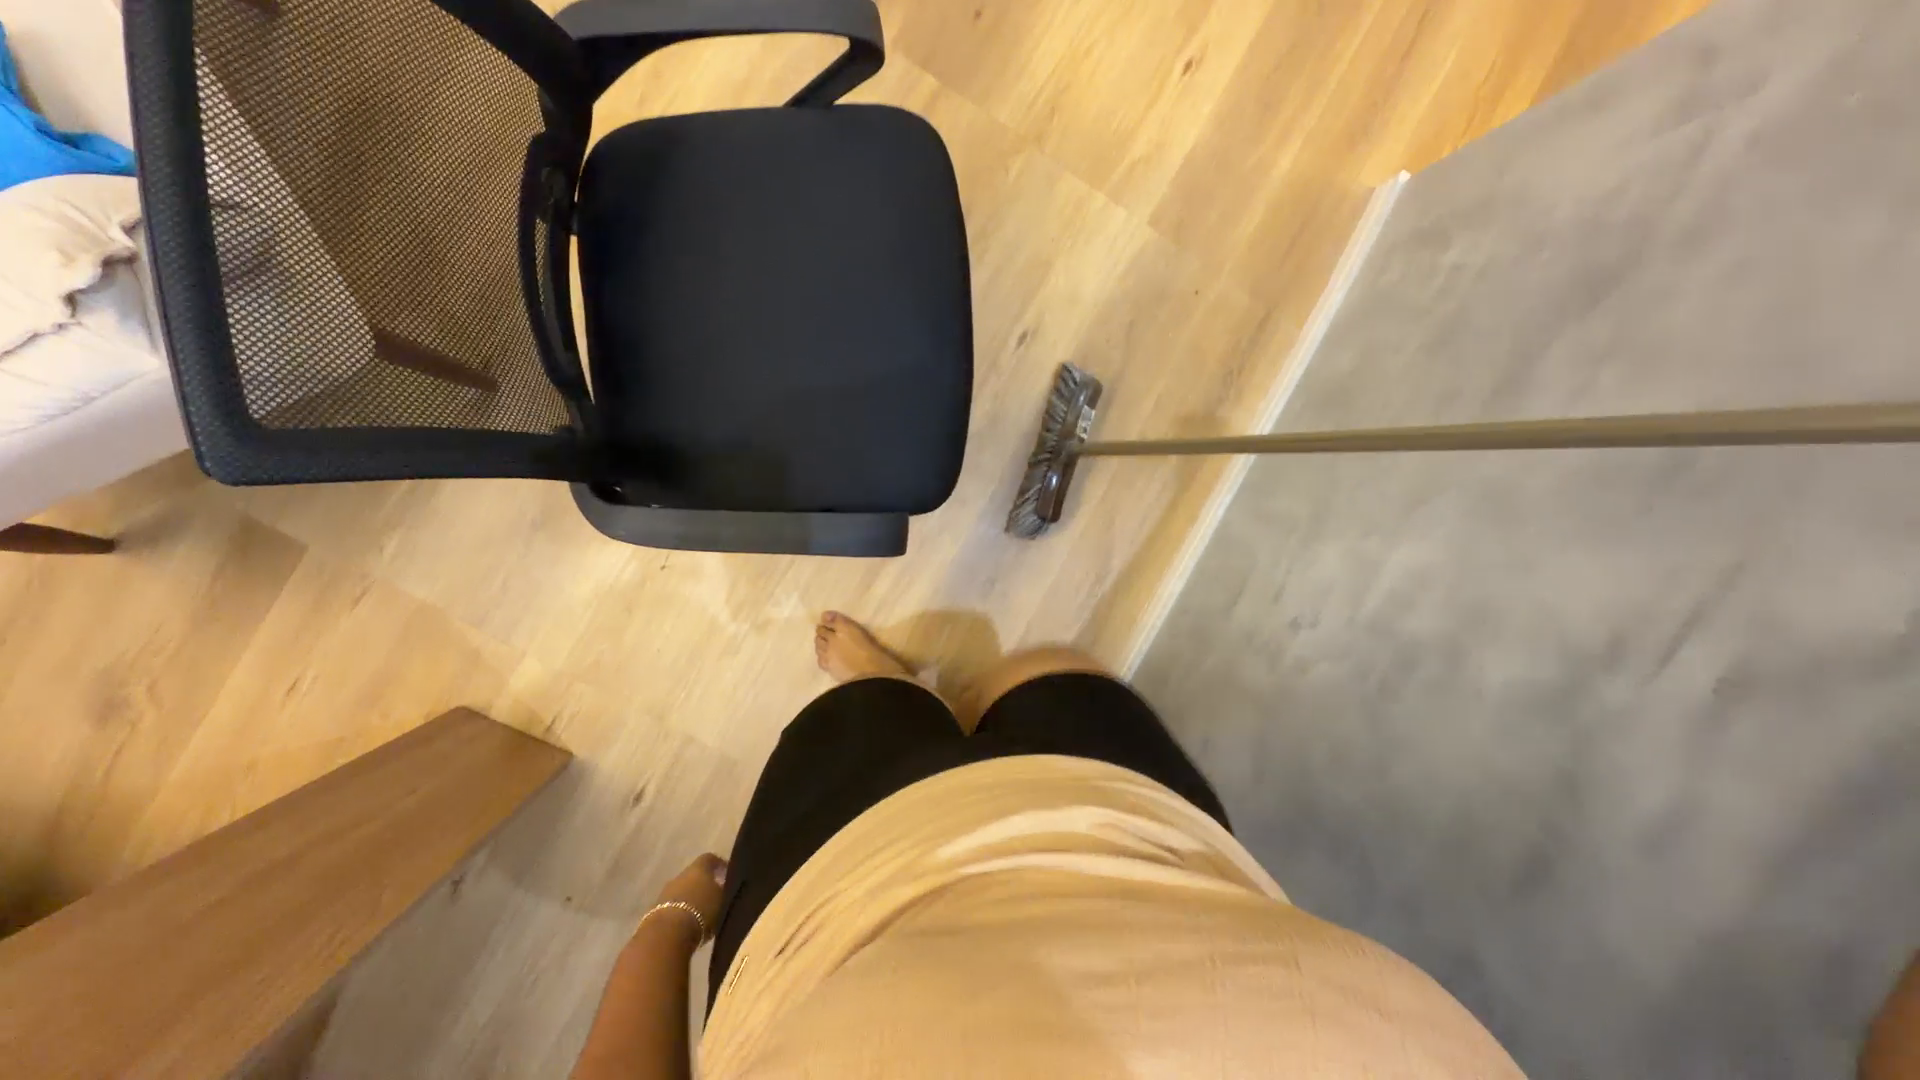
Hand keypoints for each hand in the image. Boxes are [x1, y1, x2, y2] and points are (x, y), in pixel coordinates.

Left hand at [648, 853, 727, 941]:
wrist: (667, 934)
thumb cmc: (701, 912)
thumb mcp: (723, 900)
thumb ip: (725, 890)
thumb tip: (725, 885)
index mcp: (698, 868)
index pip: (710, 858)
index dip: (719, 865)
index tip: (727, 875)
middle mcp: (680, 875)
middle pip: (694, 875)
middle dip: (704, 885)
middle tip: (715, 897)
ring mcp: (665, 892)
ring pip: (682, 891)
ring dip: (691, 899)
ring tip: (703, 914)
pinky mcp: (656, 910)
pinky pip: (673, 906)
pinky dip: (681, 912)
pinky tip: (689, 924)